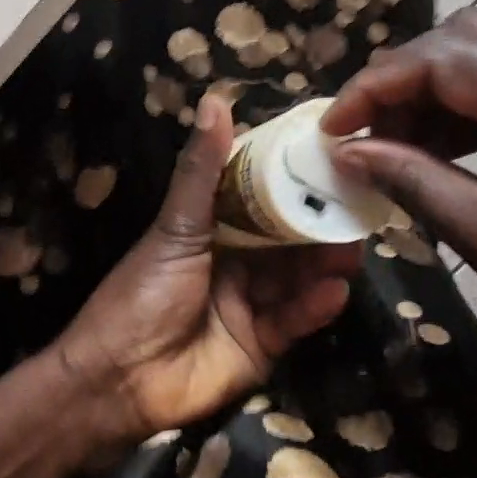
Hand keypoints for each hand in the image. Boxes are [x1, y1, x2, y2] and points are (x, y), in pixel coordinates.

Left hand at [57, 93, 357, 441]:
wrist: (120, 377)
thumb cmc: (141, 294)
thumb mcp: (174, 228)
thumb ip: (200, 171)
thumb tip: (216, 100)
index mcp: (211, 232)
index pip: (261, 200)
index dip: (292, 182)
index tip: (330, 158)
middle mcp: (235, 264)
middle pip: (287, 241)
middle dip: (318, 226)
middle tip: (356, 206)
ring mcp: (251, 306)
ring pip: (297, 279)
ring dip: (323, 265)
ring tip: (350, 249)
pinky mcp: (262, 345)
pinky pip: (293, 320)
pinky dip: (313, 306)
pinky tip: (334, 290)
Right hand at [321, 9, 476, 477]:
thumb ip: (421, 186)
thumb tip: (347, 151)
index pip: (454, 57)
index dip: (378, 84)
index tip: (331, 130)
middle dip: (404, 78)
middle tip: (362, 137)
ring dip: (436, 91)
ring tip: (396, 149)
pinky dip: (473, 109)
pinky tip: (445, 154)